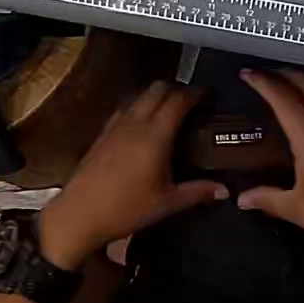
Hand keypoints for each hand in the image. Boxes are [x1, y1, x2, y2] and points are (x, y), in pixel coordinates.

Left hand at [38, 81, 227, 269]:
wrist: (79, 214)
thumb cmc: (126, 209)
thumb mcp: (167, 203)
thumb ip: (198, 192)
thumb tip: (225, 190)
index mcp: (155, 135)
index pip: (178, 100)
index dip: (194, 93)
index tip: (207, 95)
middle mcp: (136, 122)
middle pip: (158, 89)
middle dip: (177, 88)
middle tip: (190, 99)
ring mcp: (116, 125)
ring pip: (139, 94)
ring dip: (156, 93)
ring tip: (169, 105)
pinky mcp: (102, 132)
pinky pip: (125, 106)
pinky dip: (139, 103)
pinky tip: (142, 119)